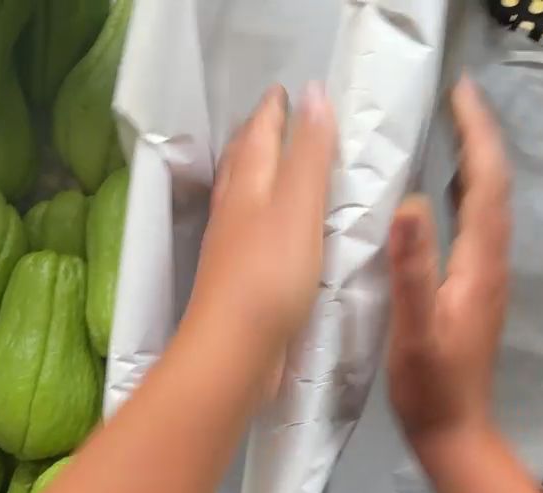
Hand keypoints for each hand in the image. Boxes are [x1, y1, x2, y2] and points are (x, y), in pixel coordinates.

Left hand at [184, 83, 337, 396]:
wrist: (235, 350)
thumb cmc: (270, 276)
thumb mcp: (299, 208)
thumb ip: (309, 155)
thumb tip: (312, 93)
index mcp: (248, 188)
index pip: (259, 137)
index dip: (272, 112)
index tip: (283, 91)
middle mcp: (233, 214)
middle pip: (241, 165)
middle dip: (255, 139)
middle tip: (270, 121)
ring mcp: (230, 252)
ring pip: (239, 201)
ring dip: (251, 178)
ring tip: (266, 169)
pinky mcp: (237, 287)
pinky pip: (247, 238)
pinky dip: (257, 220)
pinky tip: (267, 233)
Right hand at [388, 77, 510, 450]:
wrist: (455, 433)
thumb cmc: (431, 387)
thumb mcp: (414, 330)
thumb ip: (412, 269)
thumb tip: (409, 203)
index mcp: (478, 267)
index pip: (486, 185)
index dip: (477, 135)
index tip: (461, 93)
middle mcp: (491, 267)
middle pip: (495, 190)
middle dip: (480, 140)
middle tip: (456, 103)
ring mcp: (487, 282)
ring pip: (490, 210)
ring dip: (477, 167)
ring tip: (453, 136)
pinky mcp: (476, 296)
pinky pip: (478, 232)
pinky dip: (468, 200)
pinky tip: (446, 201)